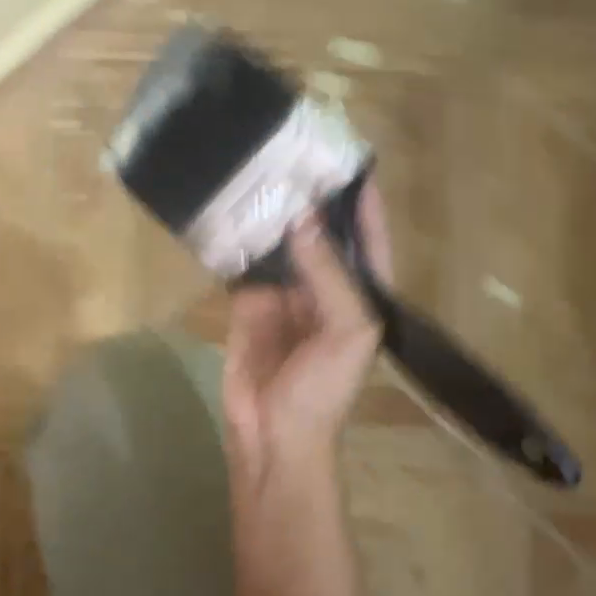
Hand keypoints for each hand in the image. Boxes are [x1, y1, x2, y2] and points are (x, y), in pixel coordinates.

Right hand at [222, 182, 391, 474]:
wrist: (273, 434)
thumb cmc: (324, 389)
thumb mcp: (344, 331)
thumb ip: (327, 275)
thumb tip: (301, 220)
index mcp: (361, 297)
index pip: (367, 242)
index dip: (363, 206)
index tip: (350, 164)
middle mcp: (324, 291)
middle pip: (319, 240)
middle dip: (308, 207)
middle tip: (289, 161)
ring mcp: (282, 299)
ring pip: (279, 251)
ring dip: (270, 224)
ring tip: (258, 180)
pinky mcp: (246, 309)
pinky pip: (245, 271)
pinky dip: (238, 249)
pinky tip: (229, 222)